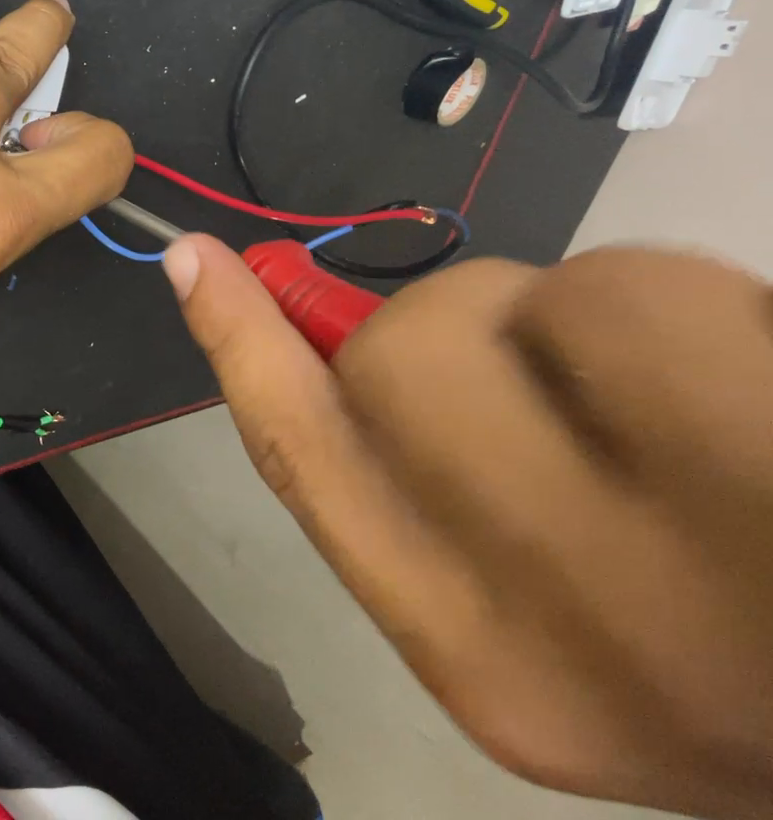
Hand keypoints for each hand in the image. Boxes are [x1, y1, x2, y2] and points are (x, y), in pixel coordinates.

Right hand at [164, 236, 772, 819]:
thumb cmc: (697, 653)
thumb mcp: (522, 610)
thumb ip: (401, 481)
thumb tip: (297, 324)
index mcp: (468, 648)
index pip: (301, 459)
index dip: (237, 342)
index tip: (194, 258)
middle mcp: (550, 612)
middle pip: (398, 360)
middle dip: (453, 331)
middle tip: (550, 379)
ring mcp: (688, 542)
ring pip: (523, 303)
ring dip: (580, 313)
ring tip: (683, 400)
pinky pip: (645, 289)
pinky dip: (683, 302)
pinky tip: (743, 384)